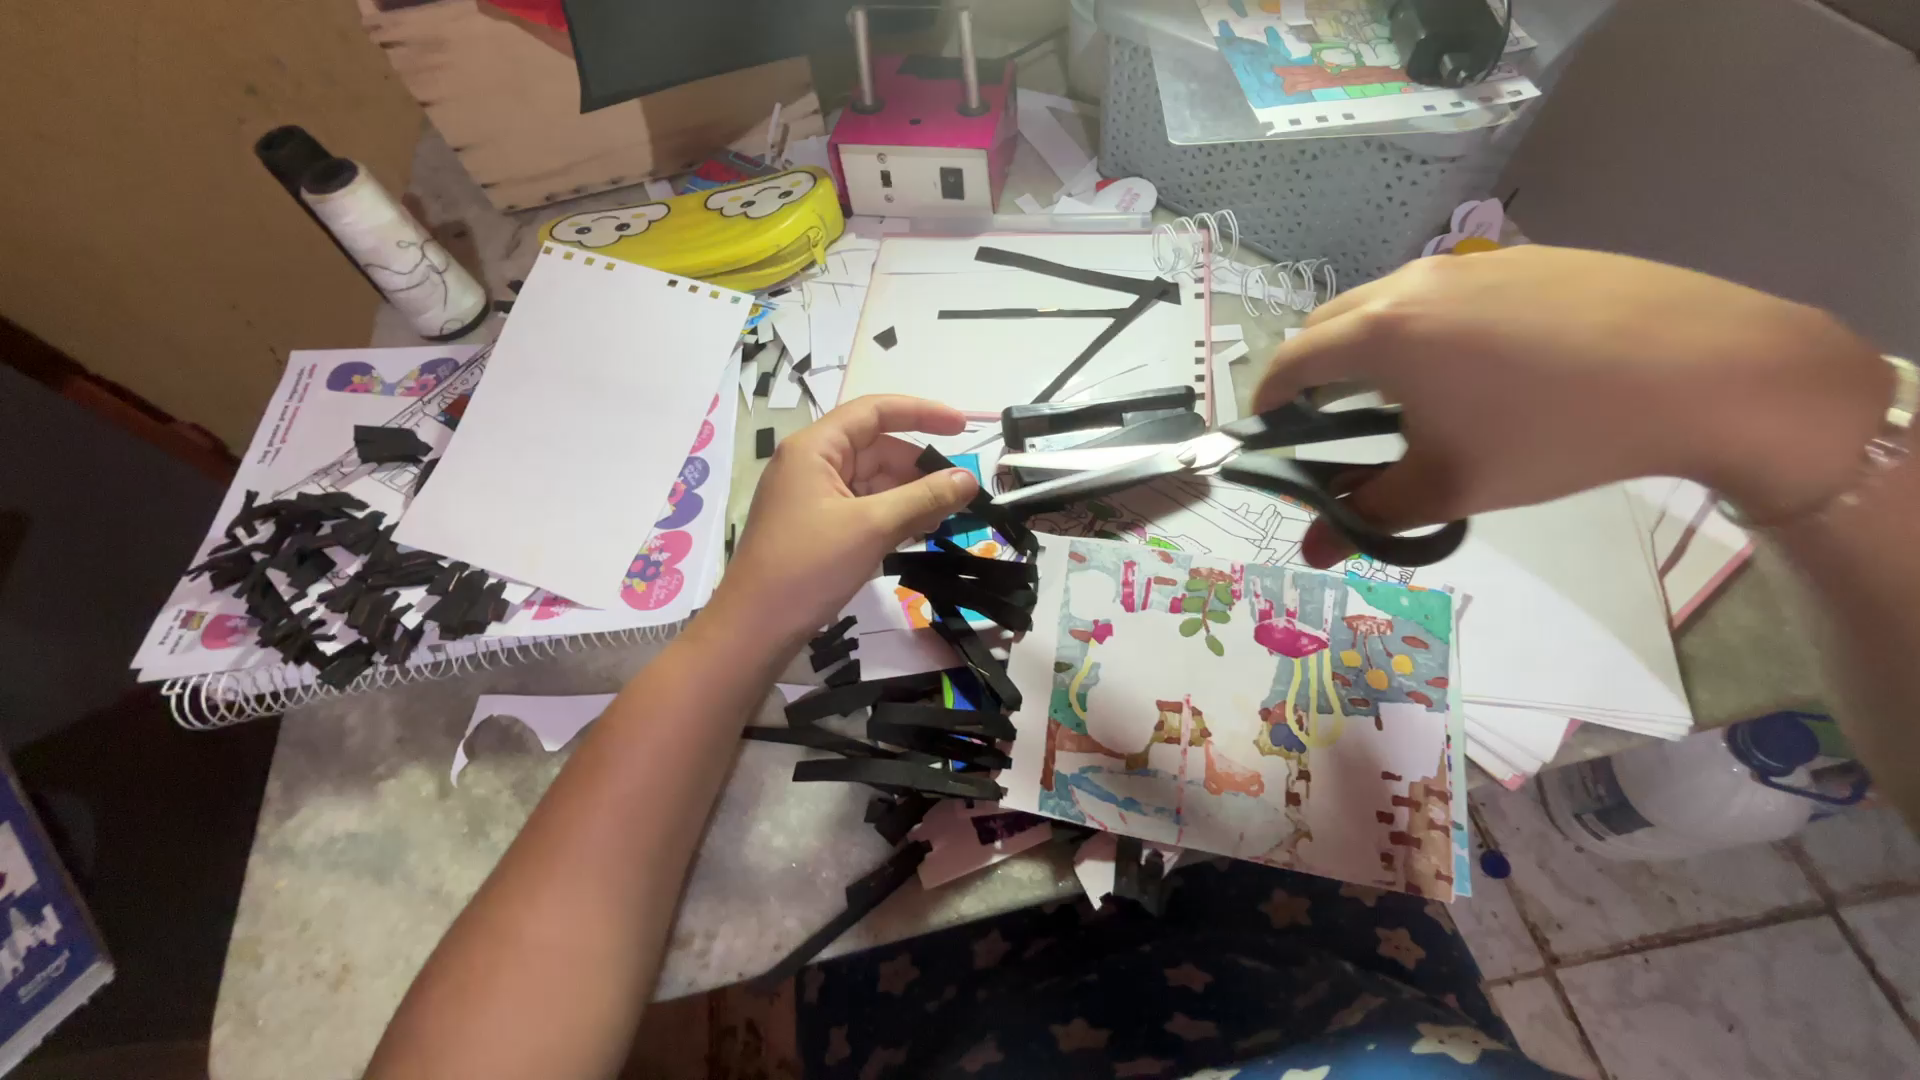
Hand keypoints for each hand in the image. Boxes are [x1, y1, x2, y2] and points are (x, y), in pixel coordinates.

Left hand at [702, 395, 978, 645]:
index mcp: (815, 448)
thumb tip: (969, 479)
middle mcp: (811, 464)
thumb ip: (924, 498)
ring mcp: (812, 497)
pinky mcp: (816, 527)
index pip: (875, 411)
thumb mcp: (872, 527)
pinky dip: (892, 516)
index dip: (922, 413)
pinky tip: (919, 532)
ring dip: (909, 495)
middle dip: (919, 467)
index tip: (963, 426)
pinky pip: (863, 508)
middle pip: (876, 448)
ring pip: (872, 482)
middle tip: (961, 491)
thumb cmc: (808, 567)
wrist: (755, 628)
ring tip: (946, 517)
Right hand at [1254, 246, 1890, 564]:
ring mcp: (1467, 263)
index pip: (1290, 362)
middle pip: (1327, 325)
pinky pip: (1436, 292)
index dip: (1266, 400)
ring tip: (1391, 395)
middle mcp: (1410, 284)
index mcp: (1380, 334)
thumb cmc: (1554, 434)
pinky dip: (1416, 328)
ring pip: (1381, 302)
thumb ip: (1363, 515)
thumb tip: (1309, 553)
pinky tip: (1463, 366)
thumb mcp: (1448, 486)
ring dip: (1361, 347)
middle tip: (1321, 421)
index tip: (1267, 433)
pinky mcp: (1519, 258)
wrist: (1712, 370)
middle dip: (1308, 372)